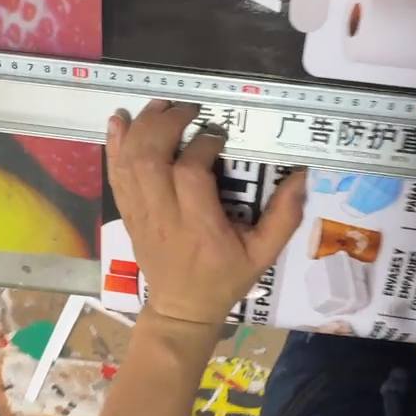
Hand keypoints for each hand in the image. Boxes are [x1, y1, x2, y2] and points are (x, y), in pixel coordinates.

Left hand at [106, 100, 306, 328]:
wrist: (182, 309)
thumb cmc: (224, 280)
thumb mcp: (262, 255)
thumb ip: (283, 218)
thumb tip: (301, 177)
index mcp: (199, 228)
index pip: (190, 174)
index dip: (202, 145)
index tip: (218, 134)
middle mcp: (164, 218)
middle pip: (151, 160)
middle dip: (165, 125)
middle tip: (187, 109)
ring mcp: (140, 216)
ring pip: (130, 164)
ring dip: (140, 128)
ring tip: (160, 106)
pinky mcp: (128, 215)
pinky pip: (115, 177)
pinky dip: (114, 146)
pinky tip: (119, 120)